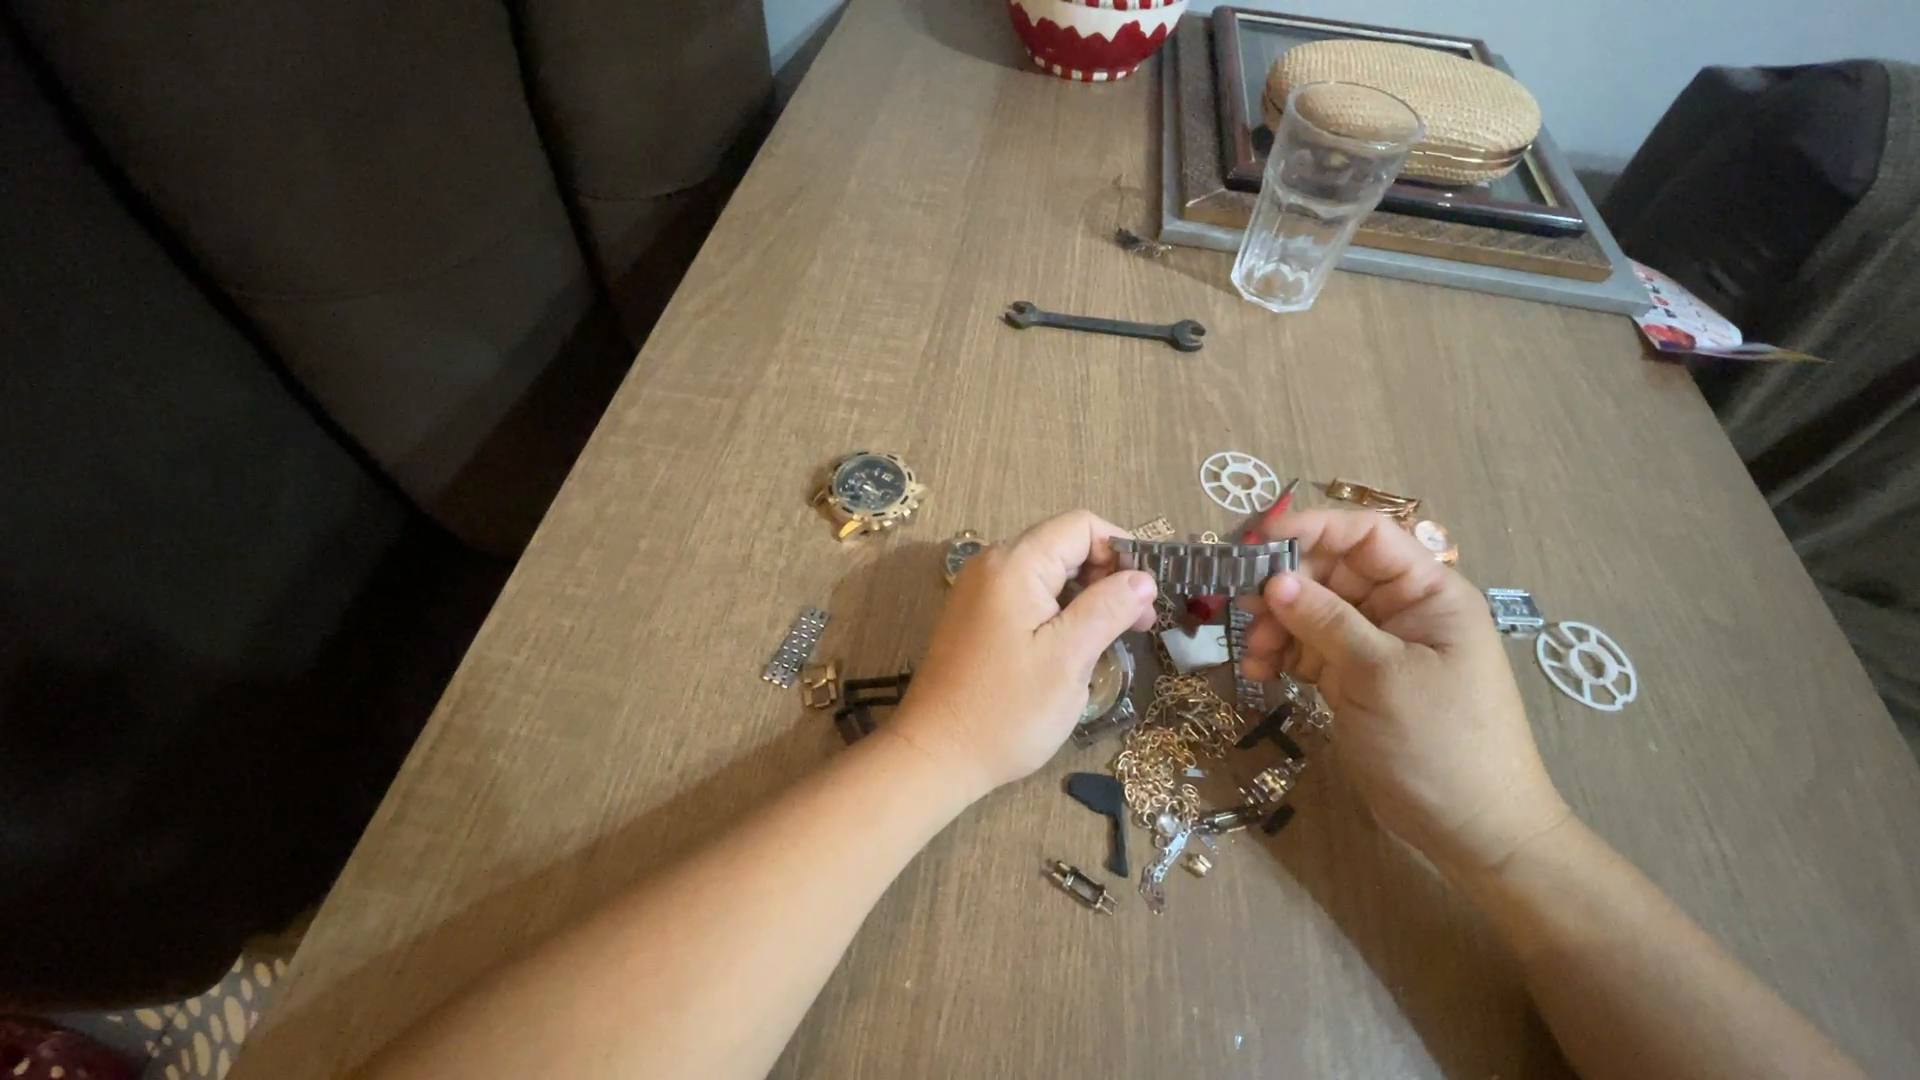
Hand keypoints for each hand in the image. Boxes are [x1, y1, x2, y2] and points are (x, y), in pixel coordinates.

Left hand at [891, 510, 1158, 798]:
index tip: (1146, 594)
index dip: (1121, 550)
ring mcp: (979, 591)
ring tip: (1113, 639)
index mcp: (1014, 564)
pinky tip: (1076, 646)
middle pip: (1064, 545)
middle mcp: (992, 565)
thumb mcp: (1068, 658)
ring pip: (1048, 573)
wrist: (934, 754)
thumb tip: (1143, 578)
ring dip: (1086, 596)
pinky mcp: (976, 617)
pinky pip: (1028, 596)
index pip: (1081, 526)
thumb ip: (1108, 608)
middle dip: (1107, 575)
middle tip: (1139, 624)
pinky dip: (1059, 611)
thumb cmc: (1005, 710)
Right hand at [1241, 509, 1570, 876]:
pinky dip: (1281, 655)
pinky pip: (1306, 648)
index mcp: (1427, 593)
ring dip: (1275, 625)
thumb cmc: (1443, 744)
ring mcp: (1373, 644)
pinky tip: (1261, 672)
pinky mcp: (1352, 677)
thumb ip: (1327, 622)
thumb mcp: (1383, 675)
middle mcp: (1398, 609)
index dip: (1313, 528)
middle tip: (1241, 607)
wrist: (1472, 830)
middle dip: (1283, 585)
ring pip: (1310, 610)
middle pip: (1329, 571)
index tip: (1257, 540)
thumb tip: (1274, 580)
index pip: (1367, 536)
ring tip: (1254, 654)